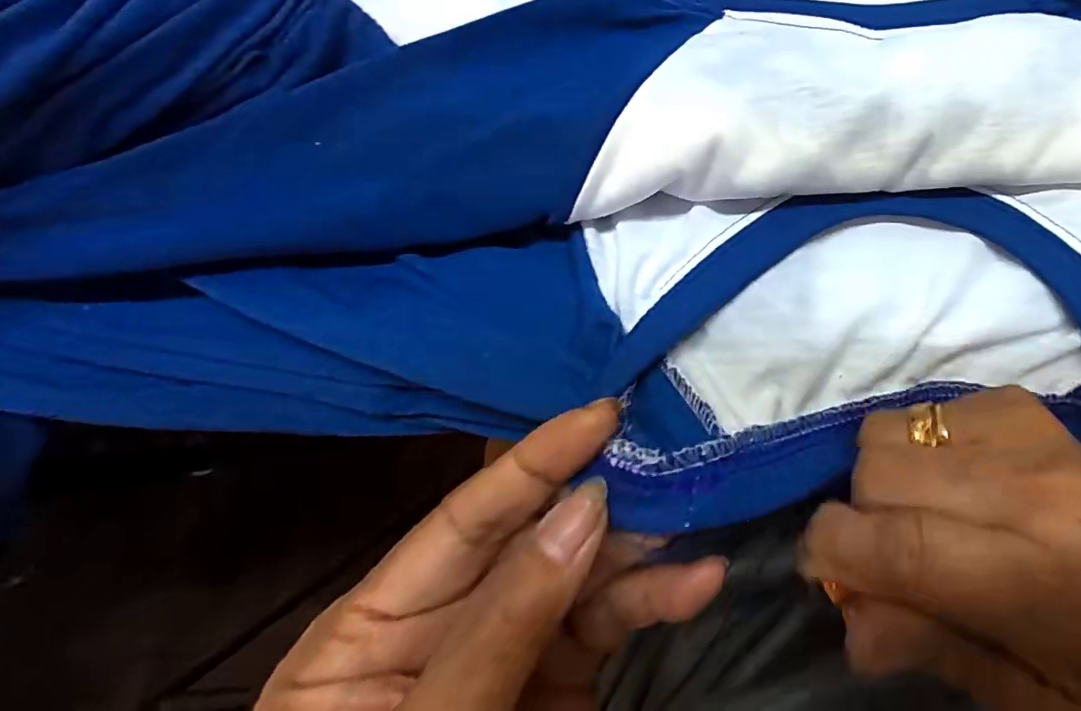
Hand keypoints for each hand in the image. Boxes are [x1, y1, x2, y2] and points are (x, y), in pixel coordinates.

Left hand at [258, 400, 726, 710]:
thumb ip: (503, 620)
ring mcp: (516, 637)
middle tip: (670, 456)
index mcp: (379, 621)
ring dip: (648, 548)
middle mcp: (454, 613)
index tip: (604, 414)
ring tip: (699, 519)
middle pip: (541, 533)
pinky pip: (615, 616)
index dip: (537, 459)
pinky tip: (701, 583)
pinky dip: (660, 598)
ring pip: (590, 570)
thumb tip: (584, 507)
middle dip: (608, 497)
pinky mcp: (565, 666)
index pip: (467, 517)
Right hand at [798, 387, 1080, 710]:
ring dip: (885, 477)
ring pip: (895, 427)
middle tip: (882, 557)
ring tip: (919, 517)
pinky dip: (917, 449)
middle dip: (861, 515)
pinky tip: (949, 485)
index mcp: (1047, 570)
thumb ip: (928, 644)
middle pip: (884, 466)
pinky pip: (926, 409)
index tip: (816, 565)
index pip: (905, 541)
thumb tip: (847, 611)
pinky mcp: (1023, 402)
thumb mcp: (1020, 697)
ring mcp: (1032, 428)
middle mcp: (1038, 481)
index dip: (835, 548)